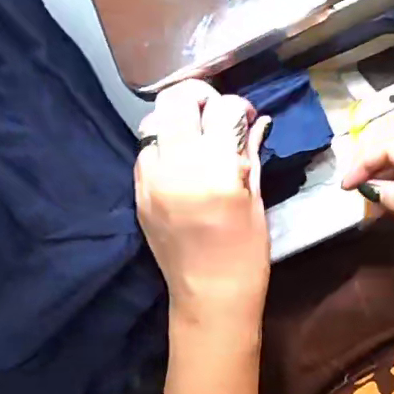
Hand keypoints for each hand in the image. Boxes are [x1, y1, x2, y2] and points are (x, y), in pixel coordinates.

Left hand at [135, 81, 272, 323]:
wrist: (208, 296)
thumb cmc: (245, 253)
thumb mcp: (255, 200)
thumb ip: (250, 154)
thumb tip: (255, 121)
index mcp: (217, 170)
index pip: (223, 109)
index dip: (237, 106)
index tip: (244, 117)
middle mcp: (178, 167)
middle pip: (176, 101)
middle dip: (199, 97)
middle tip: (214, 113)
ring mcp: (152, 180)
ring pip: (153, 121)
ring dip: (176, 120)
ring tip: (194, 136)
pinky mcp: (138, 193)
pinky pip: (145, 152)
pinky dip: (162, 146)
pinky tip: (179, 161)